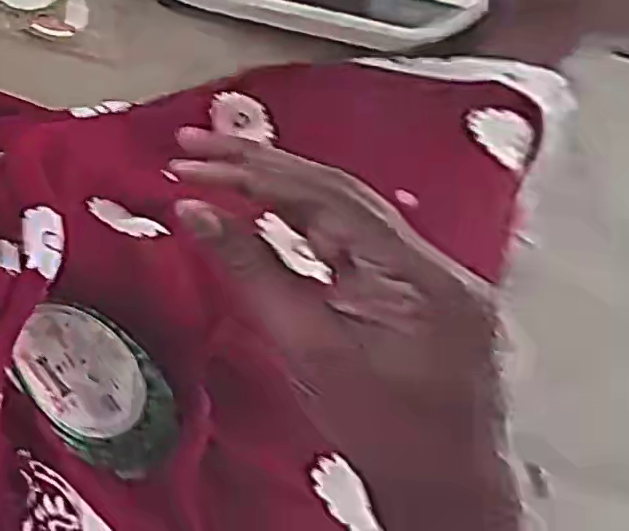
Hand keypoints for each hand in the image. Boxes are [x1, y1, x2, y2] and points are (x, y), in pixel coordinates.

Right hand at [170, 128, 521, 530]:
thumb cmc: (384, 427)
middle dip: (254, 161)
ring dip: (265, 177)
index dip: (250, 175)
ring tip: (210, 157)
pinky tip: (247, 197)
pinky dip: (281, 207)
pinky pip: (330, 227)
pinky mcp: (390, 282)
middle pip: (330, 188)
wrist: (437, 485)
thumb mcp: (302, 341)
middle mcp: (425, 266)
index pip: (325, 198)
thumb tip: (195, 210)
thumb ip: (247, 266)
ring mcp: (410, 272)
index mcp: (421, 279)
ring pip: (330, 201)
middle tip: (192, 143)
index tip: (191, 166)